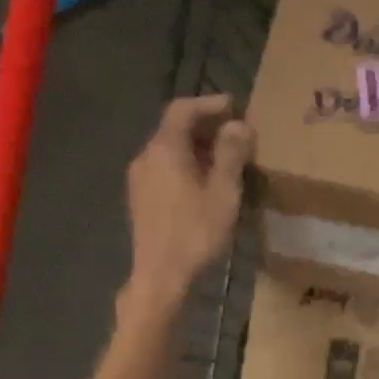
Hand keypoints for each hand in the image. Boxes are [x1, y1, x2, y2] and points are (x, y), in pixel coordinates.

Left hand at [123, 94, 254, 308]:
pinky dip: (186, 167)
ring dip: (197, 150)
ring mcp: (139, 179)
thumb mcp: (223, 192)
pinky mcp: (140, 200)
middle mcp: (146, 156)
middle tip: (236, 135)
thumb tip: (238, 125)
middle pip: (175, 129)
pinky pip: (165, 171)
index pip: (183, 110)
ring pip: (170, 152)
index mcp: (165, 148)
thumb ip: (230, 154)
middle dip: (206, 128)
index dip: (209, 104)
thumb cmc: (196, 232)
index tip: (235, 106)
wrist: (161, 275)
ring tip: (226, 162)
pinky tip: (206, 186)